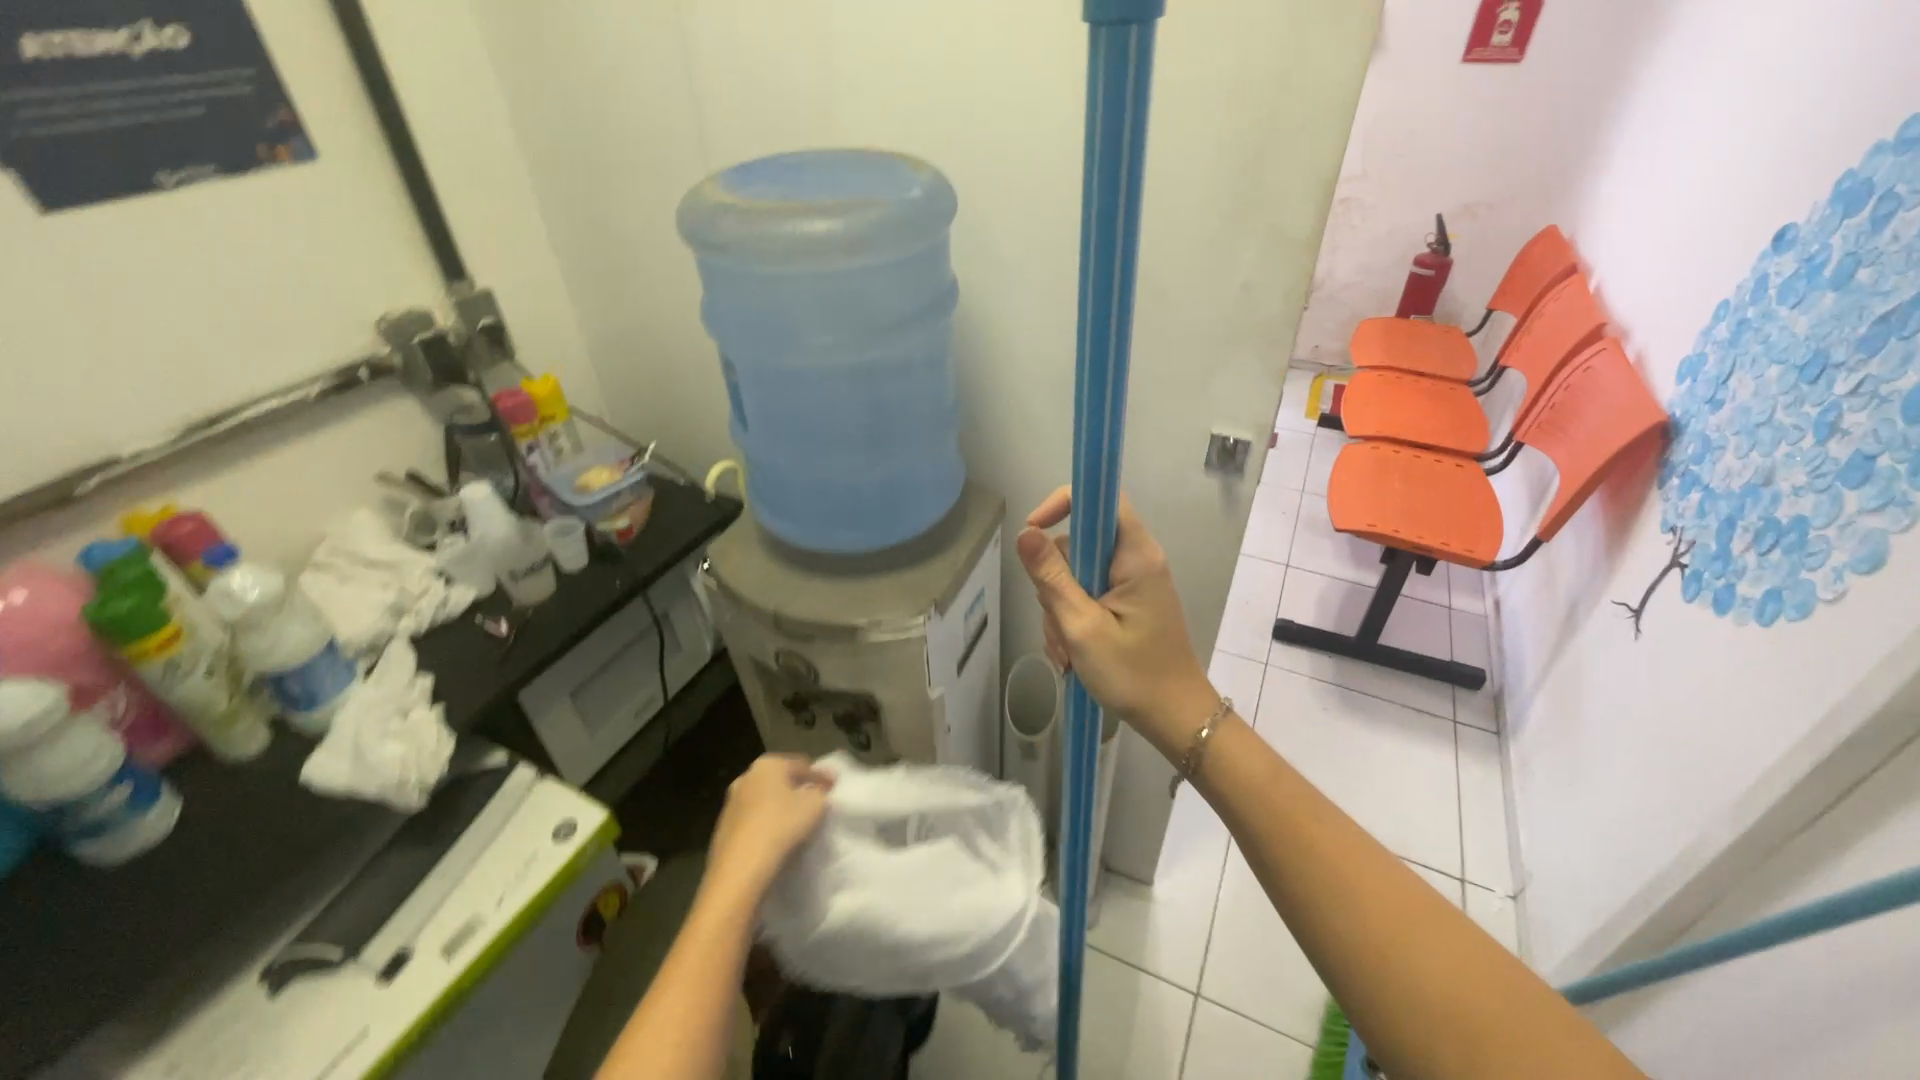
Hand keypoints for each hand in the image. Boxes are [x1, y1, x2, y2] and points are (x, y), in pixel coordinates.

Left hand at [703, 754, 834, 902]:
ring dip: (779, 807)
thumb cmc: (782, 824)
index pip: (802, 765)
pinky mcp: (723, 827)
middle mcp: (745, 777)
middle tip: (814, 802)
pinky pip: (752, 820)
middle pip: (779, 780)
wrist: (741, 866)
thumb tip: (820, 787)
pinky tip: (775, 837)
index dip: (821, 775)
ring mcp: (731, 802)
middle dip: (796, 789)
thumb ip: (821, 791)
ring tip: (795, 822)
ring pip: (763, 800)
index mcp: (768, 765)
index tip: (834, 787)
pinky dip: (765, 823)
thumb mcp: (814, 804)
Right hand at [1015, 487, 1217, 756]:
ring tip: (1068, 652)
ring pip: (1076, 576)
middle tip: (1060, 625)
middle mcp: (1136, 561)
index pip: (1101, 500)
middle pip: (1078, 545)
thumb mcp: (1082, 627)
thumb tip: (1025, 533)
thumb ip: (1052, 577)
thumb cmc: (1133, 673)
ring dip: (1060, 612)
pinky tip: (1072, 656)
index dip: (1064, 503)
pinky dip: (1072, 623)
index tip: (1033, 532)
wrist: (1174, 718)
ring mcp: (1131, 584)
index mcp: (1136, 556)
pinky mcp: (1126, 605)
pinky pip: (1086, 598)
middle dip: (1055, 583)